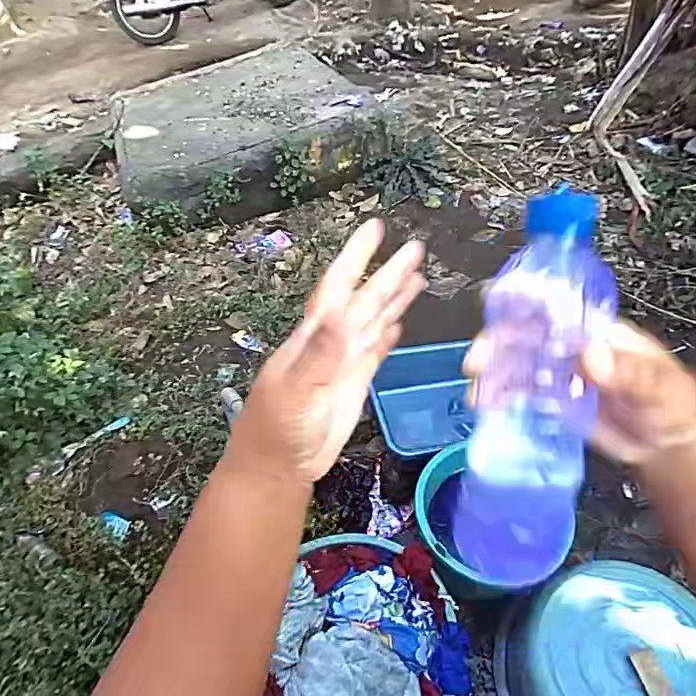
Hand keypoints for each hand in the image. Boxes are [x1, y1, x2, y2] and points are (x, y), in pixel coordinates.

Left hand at [230, 221, 424, 483]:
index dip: (357, 257)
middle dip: (388, 273)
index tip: (375, 229)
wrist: (279, 466)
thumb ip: (320, 354)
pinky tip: (399, 323)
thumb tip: (341, 315)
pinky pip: (375, 350)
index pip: (339, 287)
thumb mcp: (297, 390)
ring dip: (394, 298)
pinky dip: (388, 334)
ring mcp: (344, 361)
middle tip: (415, 248)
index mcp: (314, 336)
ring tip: (417, 276)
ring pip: (374, 321)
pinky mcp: (355, 382)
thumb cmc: (279, 429)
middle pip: (364, 299)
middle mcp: (332, 341)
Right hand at [464, 319, 695, 467]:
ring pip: (520, 364)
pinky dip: (504, 398)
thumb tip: (593, 356)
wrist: (671, 444)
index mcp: (599, 332)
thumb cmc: (673, 403)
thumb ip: (630, 373)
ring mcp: (564, 374)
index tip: (499, 294)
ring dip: (495, 374)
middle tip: (478, 362)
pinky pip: (525, 394)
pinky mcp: (558, 401)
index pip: (559, 305)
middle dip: (499, 343)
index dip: (527, 296)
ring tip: (478, 394)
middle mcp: (575, 348)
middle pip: (529, 334)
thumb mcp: (660, 387)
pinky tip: (489, 406)